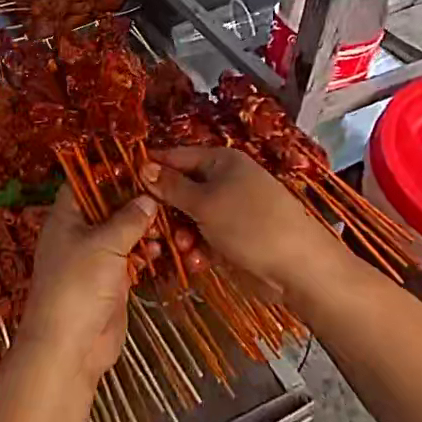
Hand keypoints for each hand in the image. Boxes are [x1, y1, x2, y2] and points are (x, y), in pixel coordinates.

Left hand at [19, 186, 156, 381]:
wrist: (69, 349)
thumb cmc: (78, 286)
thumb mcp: (104, 244)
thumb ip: (129, 218)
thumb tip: (148, 198)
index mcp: (66, 218)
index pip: (83, 182)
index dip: (106, 170)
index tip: (136, 161)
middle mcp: (79, 233)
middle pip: (107, 205)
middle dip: (133, 198)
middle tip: (163, 188)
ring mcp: (95, 258)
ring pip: (122, 231)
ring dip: (144, 226)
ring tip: (168, 218)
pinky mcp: (111, 280)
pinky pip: (130, 256)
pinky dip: (145, 250)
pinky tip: (162, 248)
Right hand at [140, 147, 348, 300]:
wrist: (296, 264)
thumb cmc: (249, 222)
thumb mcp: (205, 202)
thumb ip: (172, 187)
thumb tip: (144, 165)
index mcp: (220, 161)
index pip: (177, 157)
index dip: (152, 168)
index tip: (125, 182)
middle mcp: (225, 180)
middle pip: (182, 189)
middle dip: (167, 209)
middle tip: (150, 228)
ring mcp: (230, 209)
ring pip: (191, 217)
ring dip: (182, 233)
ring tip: (182, 248)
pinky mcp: (234, 237)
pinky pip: (205, 237)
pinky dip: (198, 248)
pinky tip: (197, 262)